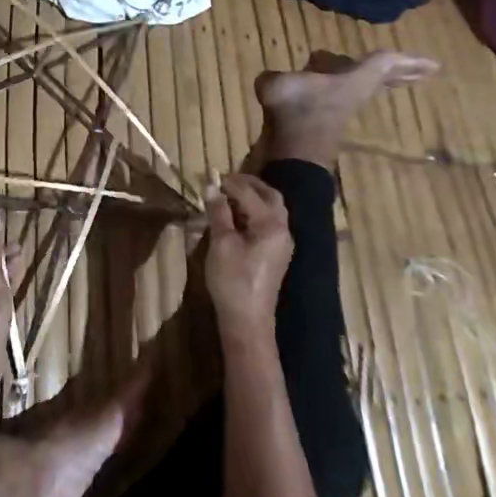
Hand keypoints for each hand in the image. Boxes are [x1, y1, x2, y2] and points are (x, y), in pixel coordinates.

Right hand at [205, 174, 293, 339]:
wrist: (247, 321)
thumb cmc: (233, 281)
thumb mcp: (221, 244)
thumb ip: (219, 213)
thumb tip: (212, 187)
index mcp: (271, 224)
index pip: (250, 193)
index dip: (230, 183)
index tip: (212, 175)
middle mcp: (283, 229)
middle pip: (270, 196)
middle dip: (249, 185)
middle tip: (227, 180)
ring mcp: (283, 243)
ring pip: (272, 209)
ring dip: (254, 198)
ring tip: (230, 195)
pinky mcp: (277, 254)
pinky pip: (270, 223)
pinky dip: (256, 212)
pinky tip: (238, 216)